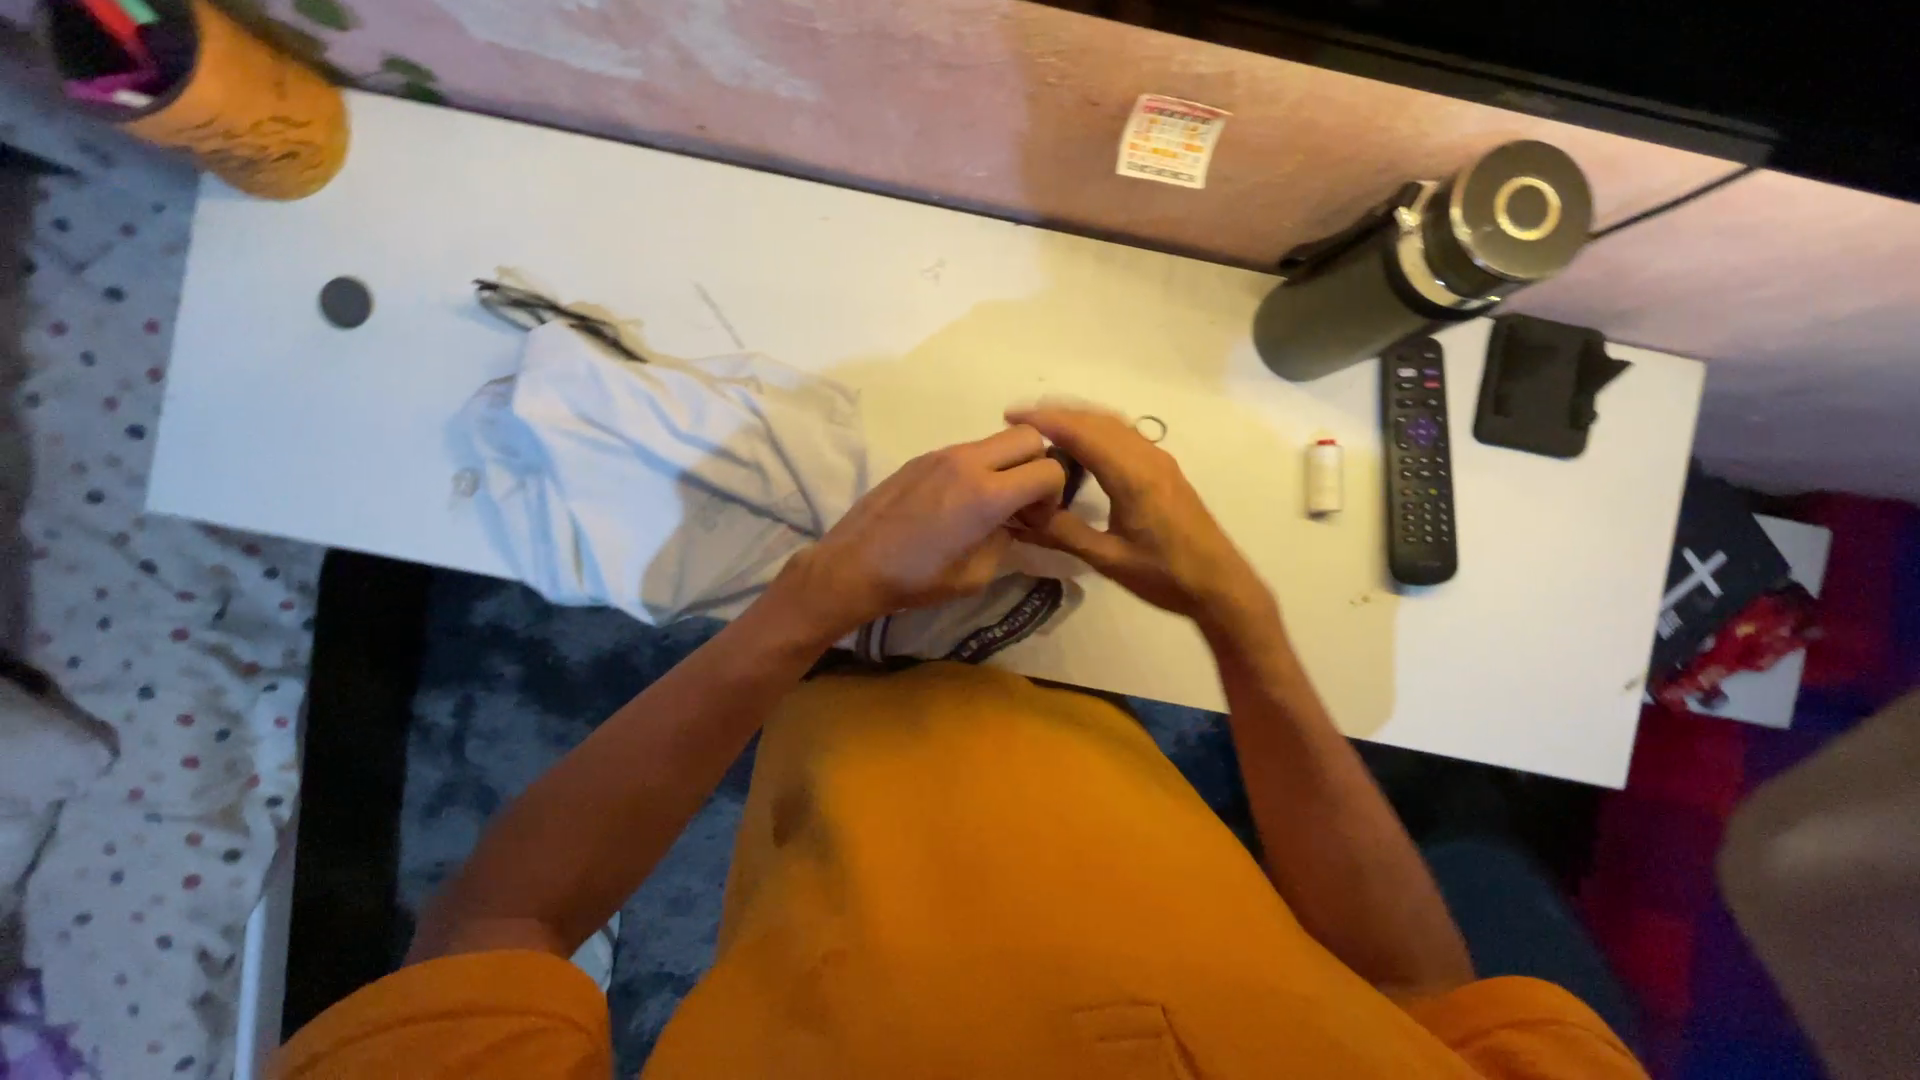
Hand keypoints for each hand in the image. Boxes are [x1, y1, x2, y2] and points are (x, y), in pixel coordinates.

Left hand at [778, 426, 1066, 637]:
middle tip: (1022, 503)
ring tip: (989, 505)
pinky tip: (958, 504)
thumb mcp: (976, 574)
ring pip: (995, 441)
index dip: (1054, 496)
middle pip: (1028, 437)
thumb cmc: (916, 579)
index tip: (1036, 521)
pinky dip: (978, 469)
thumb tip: (1013, 524)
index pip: (1049, 469)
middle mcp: (968, 462)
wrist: (853, 565)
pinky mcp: (921, 458)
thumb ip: (1006, 541)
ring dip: (1006, 466)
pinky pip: (966, 451)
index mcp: (987, 494)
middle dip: (1037, 466)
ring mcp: (941, 455)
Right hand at [1005, 404, 1274, 637]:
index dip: (1044, 420)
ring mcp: (1160, 461)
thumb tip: (1022, 516)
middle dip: (1057, 414)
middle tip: (1019, 421)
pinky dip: (1097, 430)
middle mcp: (1147, 458)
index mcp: (1132, 476)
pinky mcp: (1165, 471)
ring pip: (1113, 424)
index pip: (1081, 433)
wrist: (1221, 586)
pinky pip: (1125, 436)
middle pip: (1096, 420)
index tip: (1011, 417)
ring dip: (1078, 419)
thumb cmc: (1165, 577)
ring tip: (1044, 427)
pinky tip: (1082, 447)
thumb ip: (1064, 534)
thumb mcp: (1108, 559)